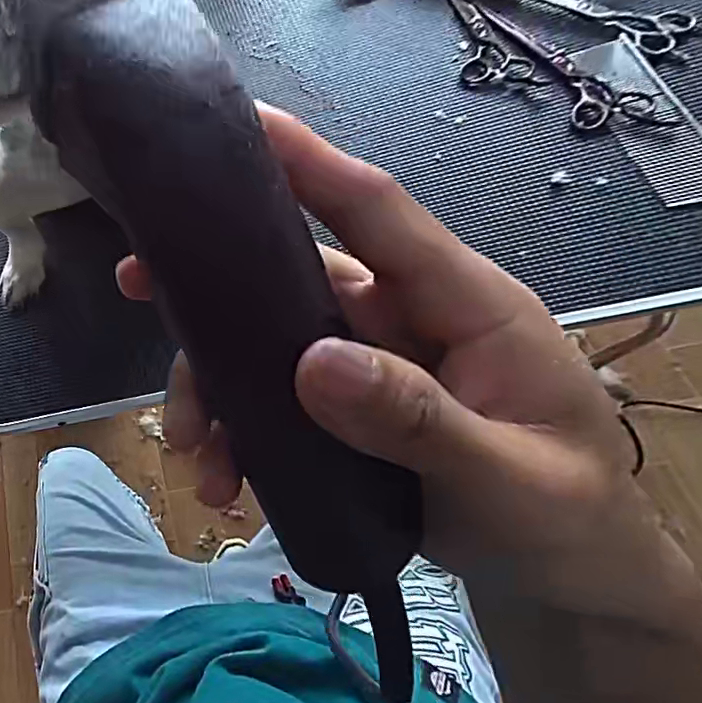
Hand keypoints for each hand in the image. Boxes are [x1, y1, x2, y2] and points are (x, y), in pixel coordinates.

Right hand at [119, 106, 679, 618]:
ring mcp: (362, 363)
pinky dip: (233, 433)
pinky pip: (266, 400)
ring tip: (192, 446)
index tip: (238, 123)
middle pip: (288, 272)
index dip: (308, 161)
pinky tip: (222, 480)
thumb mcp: (512, 481)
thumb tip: (313, 363)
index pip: (376, 210)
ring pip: (261, 342)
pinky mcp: (335, 408)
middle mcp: (397, 317)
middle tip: (136, 282)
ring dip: (212, 384)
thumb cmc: (566, 520)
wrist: (563, 579)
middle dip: (210, 280)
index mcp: (458, 303)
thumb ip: (420, 421)